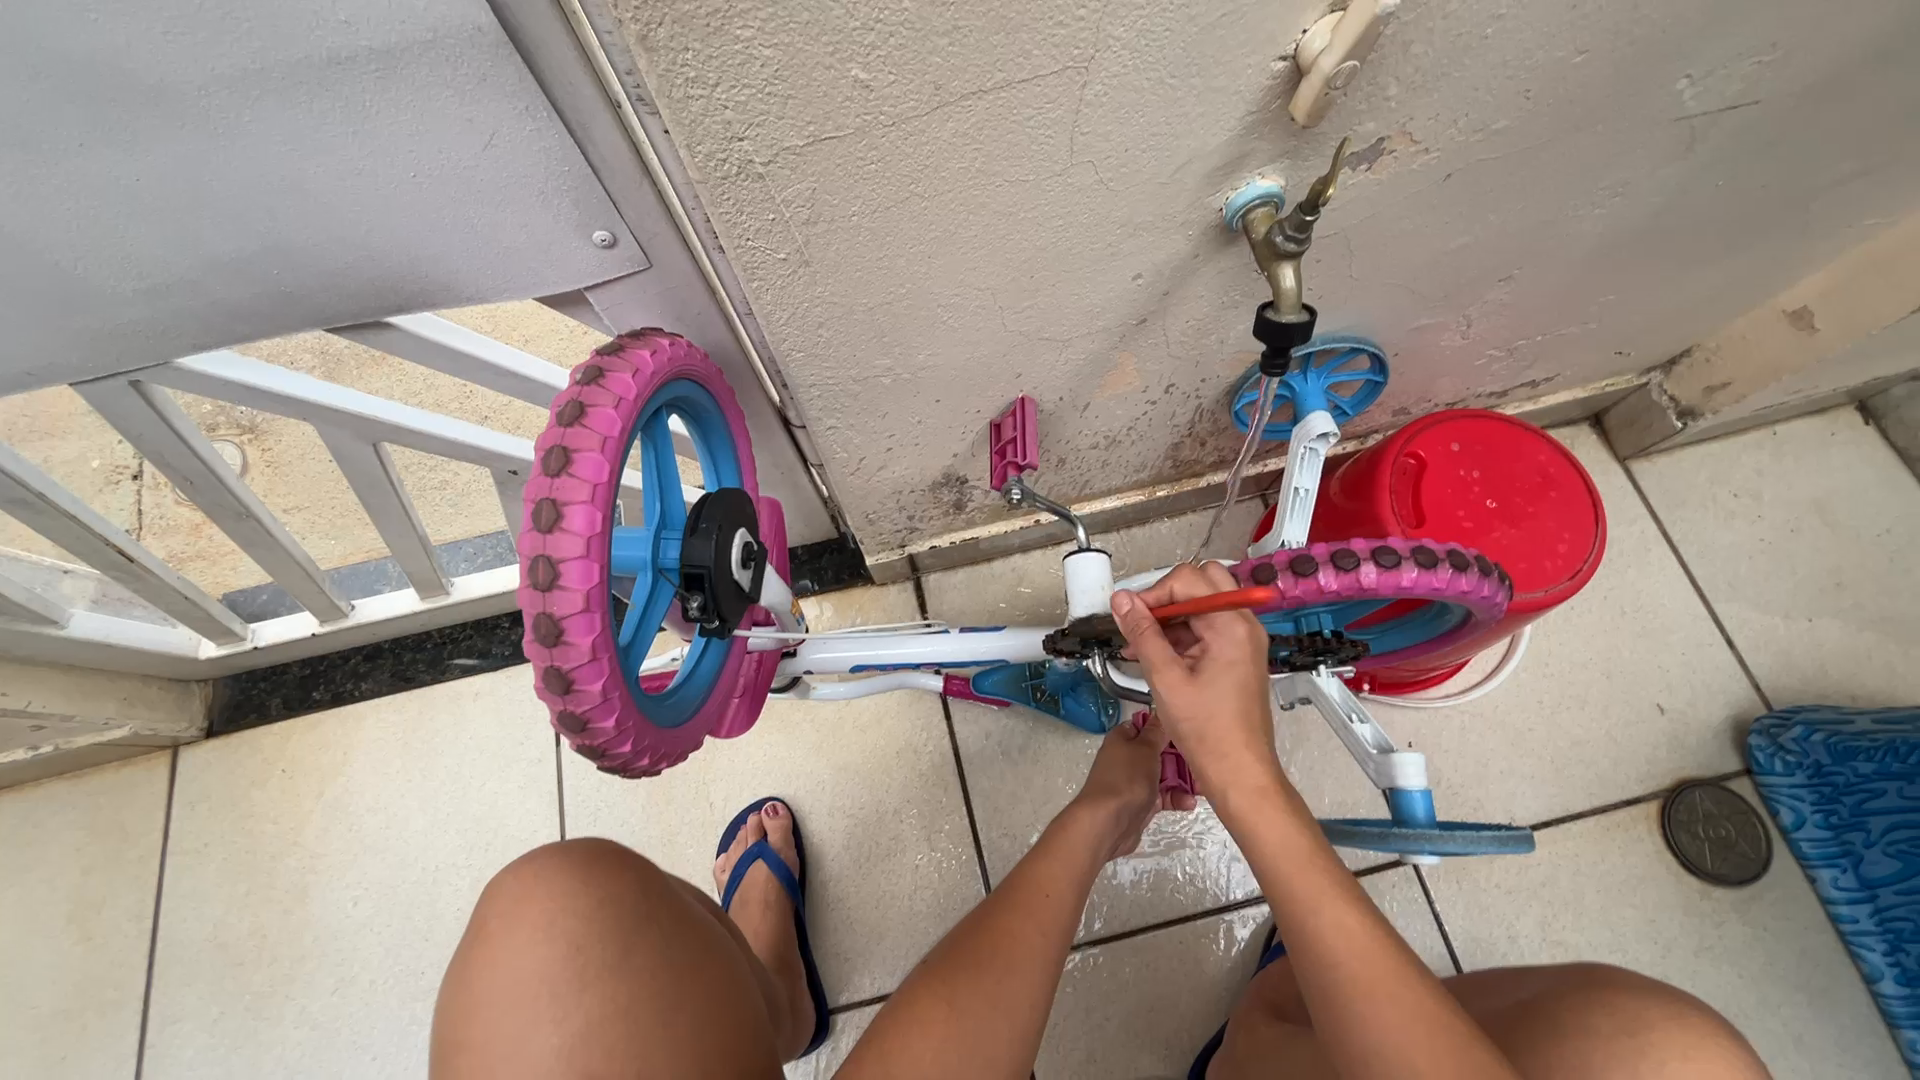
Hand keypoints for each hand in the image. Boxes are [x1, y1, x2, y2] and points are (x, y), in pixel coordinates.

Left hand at [1068, 712, 1194, 861]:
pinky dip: (1176, 798)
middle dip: (1181, 757)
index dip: (1165, 726)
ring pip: (1164, 775)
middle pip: (1159, 751)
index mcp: (1123, 738)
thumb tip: (1159, 713)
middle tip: (1203, 760)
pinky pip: (1163, 796)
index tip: (1189, 729)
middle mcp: (1128, 757)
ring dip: (1183, 780)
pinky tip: (1189, 803)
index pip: (1146, 726)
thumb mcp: (1145, 749)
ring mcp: (1135, 781)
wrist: (1108, 822)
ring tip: (1203, 786)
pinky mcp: (1142, 803)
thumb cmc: (1127, 778)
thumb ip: (1156, 733)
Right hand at [1110, 563, 1284, 799]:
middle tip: (1142, 620)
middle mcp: (1244, 625)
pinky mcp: (1239, 655)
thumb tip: (1122, 600)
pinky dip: (1182, 633)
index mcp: (1231, 625)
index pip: (1188, 581)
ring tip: (1140, 644)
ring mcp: (1245, 640)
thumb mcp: (1165, 677)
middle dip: (1166, 596)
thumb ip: (1142, 633)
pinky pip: (1209, 627)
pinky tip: (1156, 656)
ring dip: (1172, 616)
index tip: (1129, 614)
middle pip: (1202, 582)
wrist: (1238, 771)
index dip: (1153, 593)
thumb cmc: (1207, 731)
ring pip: (1204, 604)